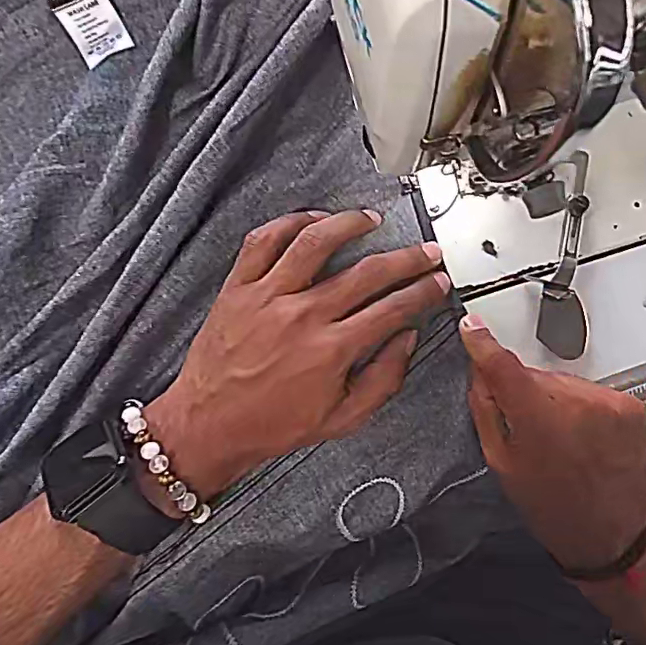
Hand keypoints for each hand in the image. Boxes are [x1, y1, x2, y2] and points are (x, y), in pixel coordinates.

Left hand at [144, 209, 450, 502]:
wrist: (210, 425)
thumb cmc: (272, 424)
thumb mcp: (342, 418)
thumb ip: (383, 379)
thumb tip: (407, 340)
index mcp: (331, 350)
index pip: (393, 308)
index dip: (423, 291)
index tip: (435, 283)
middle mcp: (302, 317)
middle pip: (367, 271)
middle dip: (407, 258)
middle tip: (423, 252)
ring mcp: (268, 297)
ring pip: (316, 241)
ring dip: (350, 224)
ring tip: (370, 220)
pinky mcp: (239, 288)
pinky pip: (264, 241)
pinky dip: (290, 223)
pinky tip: (311, 220)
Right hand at [458, 314, 645, 571]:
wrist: (611, 531)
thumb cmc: (556, 506)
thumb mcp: (502, 463)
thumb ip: (486, 410)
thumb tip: (479, 374)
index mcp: (537, 419)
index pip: (502, 364)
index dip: (482, 343)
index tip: (472, 327)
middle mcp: (574, 404)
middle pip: (533, 374)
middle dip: (525, 391)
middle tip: (530, 429)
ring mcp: (605, 402)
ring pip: (562, 380)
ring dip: (555, 399)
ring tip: (562, 438)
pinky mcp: (627, 404)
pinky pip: (589, 389)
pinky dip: (582, 405)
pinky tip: (583, 435)